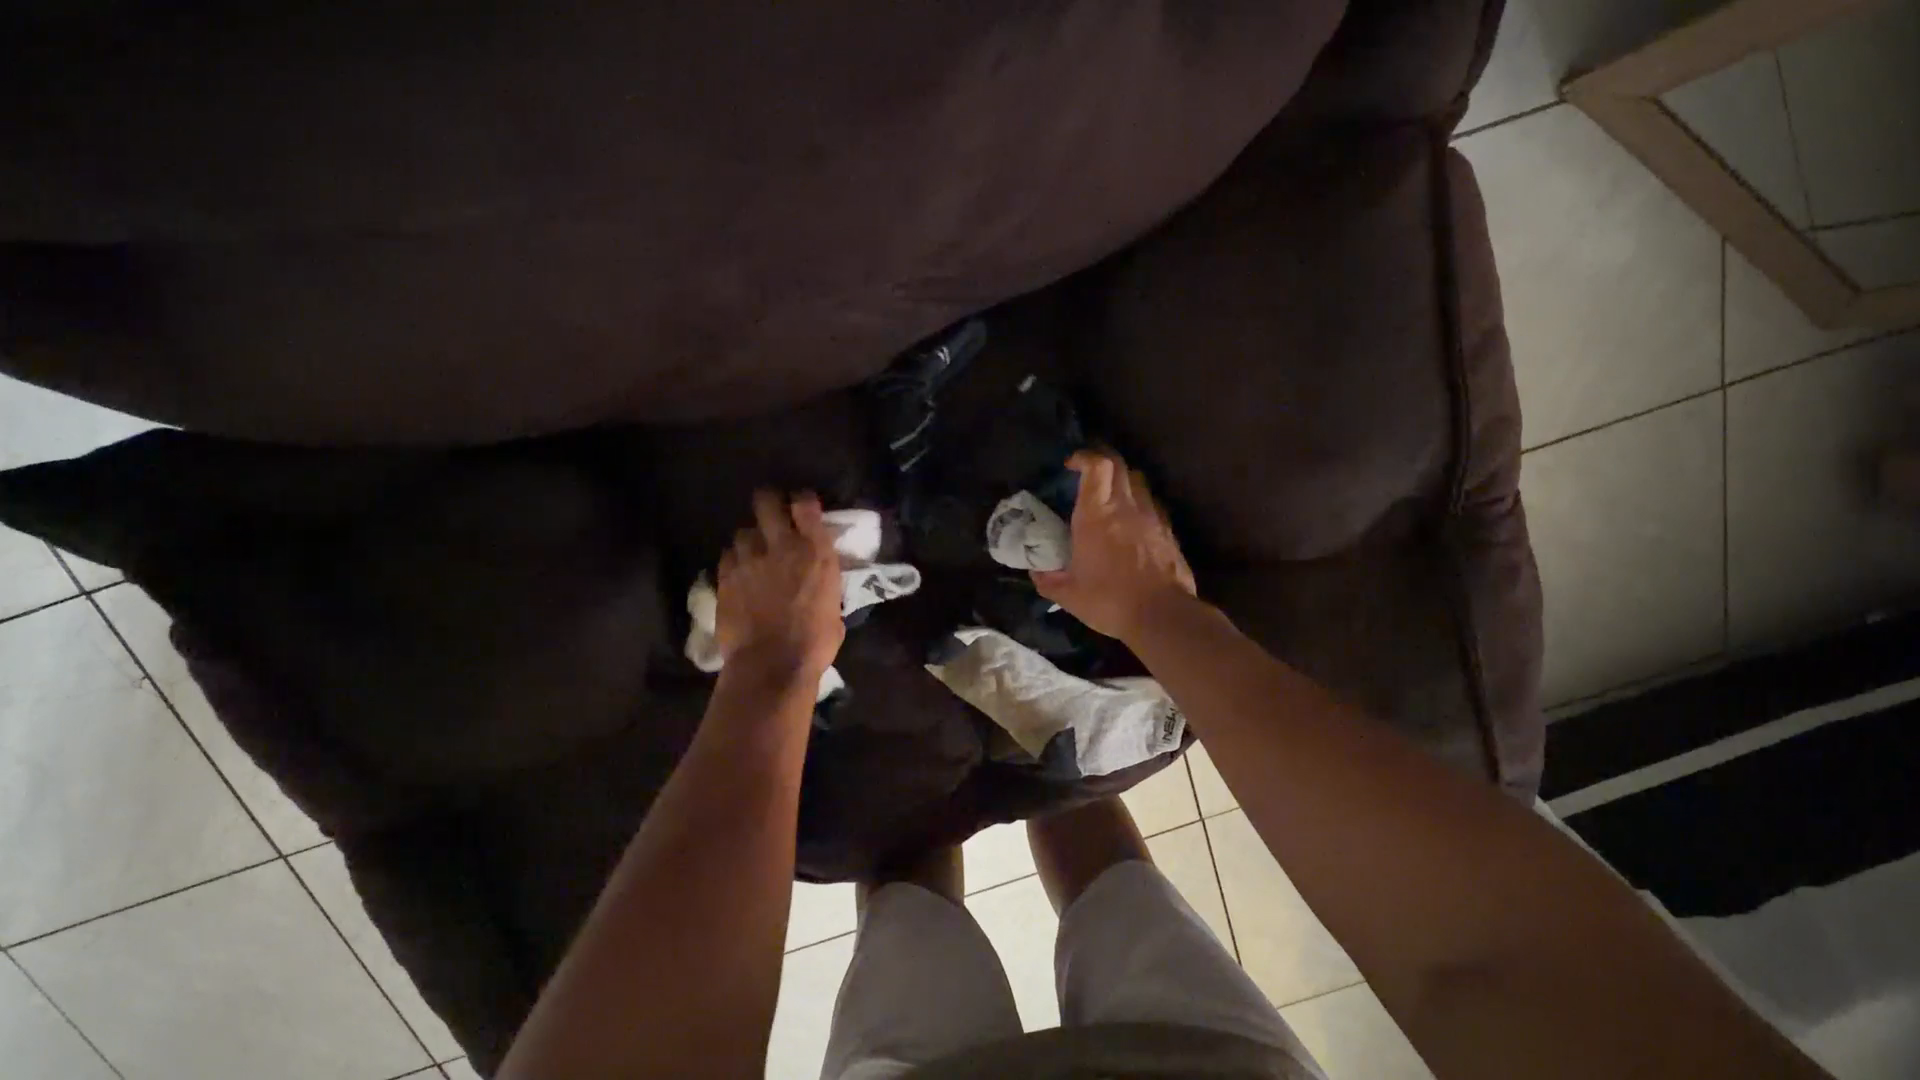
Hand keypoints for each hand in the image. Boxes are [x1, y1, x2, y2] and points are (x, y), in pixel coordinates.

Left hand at [714, 490, 844, 677]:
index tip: (802, 507)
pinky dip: (735, 561)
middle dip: (768, 503)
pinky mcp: (725, 578)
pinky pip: (728, 556)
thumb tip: (818, 583)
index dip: (802, 501)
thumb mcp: (834, 609)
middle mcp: (781, 546)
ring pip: (743, 531)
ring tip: (754, 553)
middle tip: (771, 515)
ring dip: (751, 539)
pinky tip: (740, 574)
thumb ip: (823, 585)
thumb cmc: (814, 643)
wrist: (771, 665)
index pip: (805, 504)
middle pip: (767, 503)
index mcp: (816, 552)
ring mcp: (749, 560)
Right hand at [1031, 449, 1196, 642]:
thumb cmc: (1110, 600)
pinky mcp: (1169, 531)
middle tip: (1088, 472)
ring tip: (1111, 494)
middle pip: (1119, 464)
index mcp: (1097, 515)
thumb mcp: (1068, 595)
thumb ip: (1047, 579)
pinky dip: (1139, 502)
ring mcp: (1152, 516)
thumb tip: (1036, 570)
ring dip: (1123, 479)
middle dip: (1102, 460)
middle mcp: (1126, 507)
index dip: (1084, 456)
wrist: (1162, 615)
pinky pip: (1152, 504)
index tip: (1071, 464)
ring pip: (1139, 481)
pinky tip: (1133, 521)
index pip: (1096, 466)